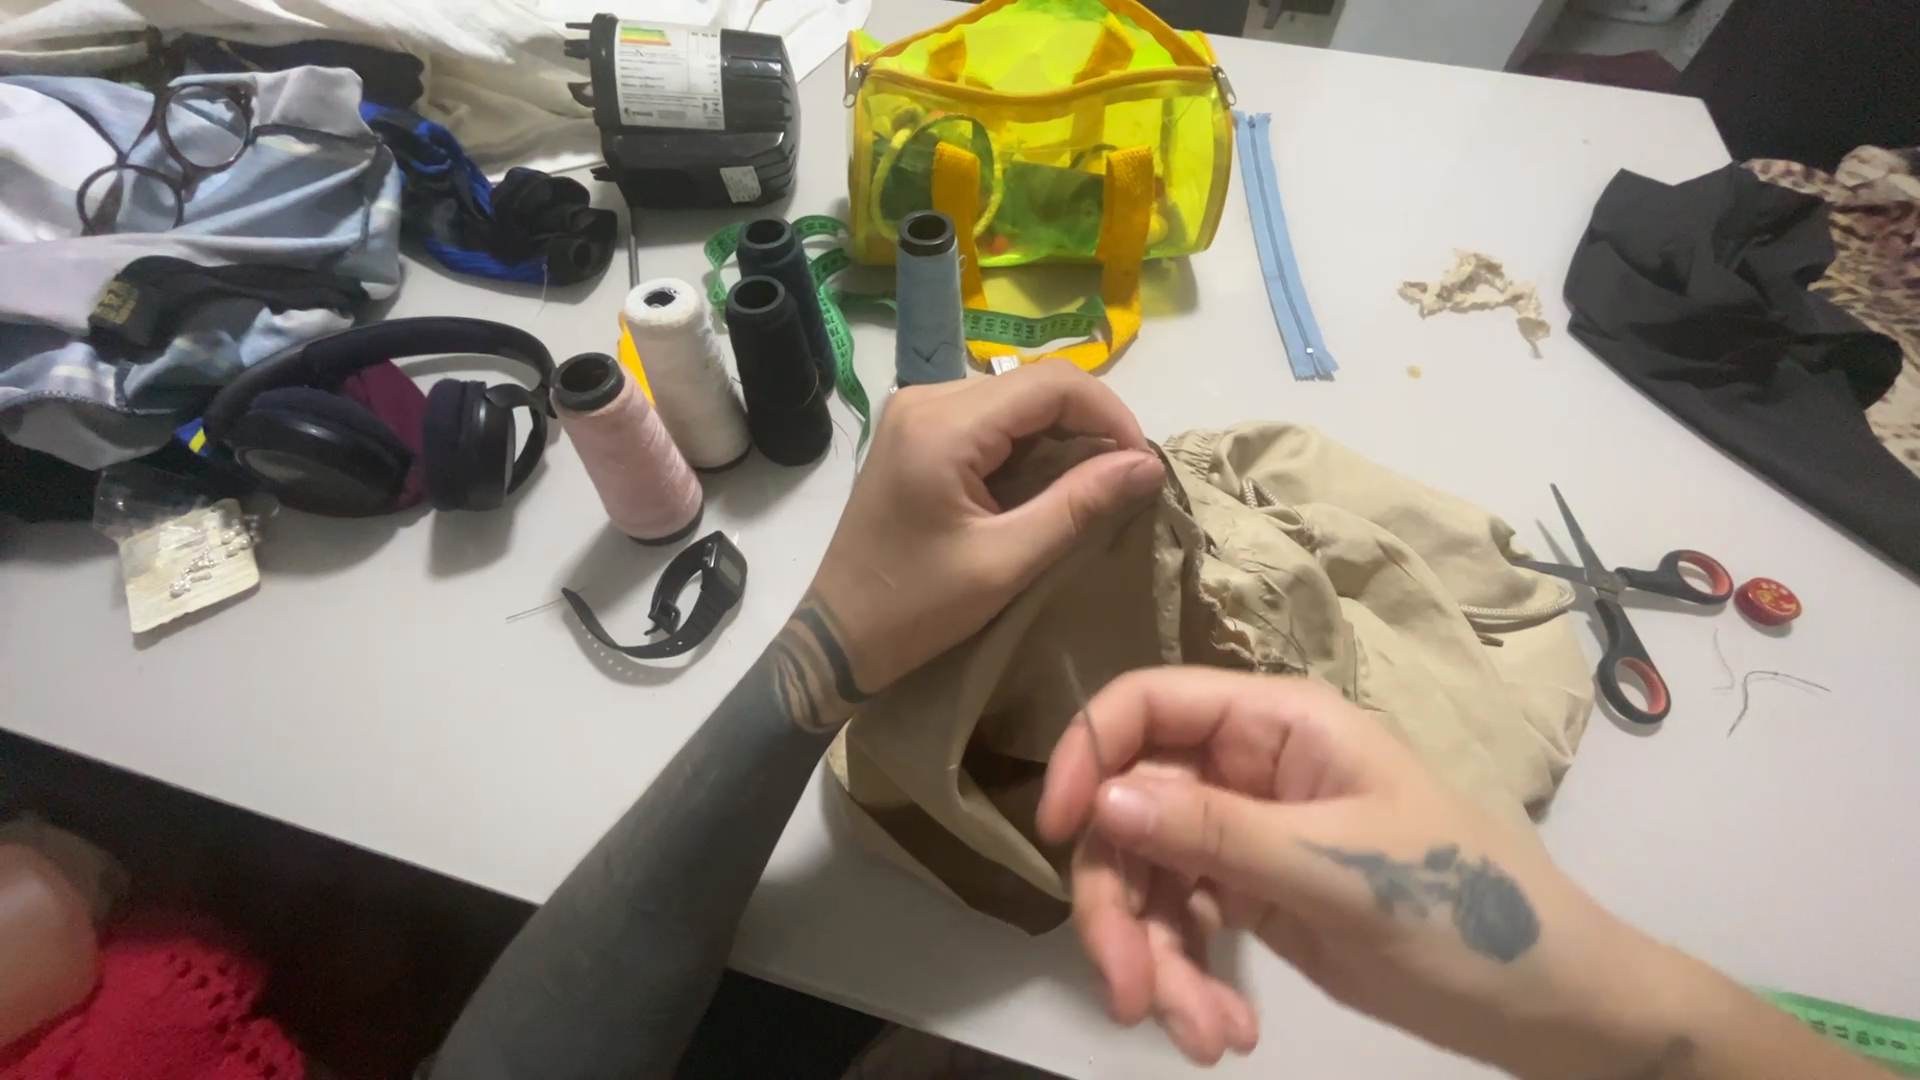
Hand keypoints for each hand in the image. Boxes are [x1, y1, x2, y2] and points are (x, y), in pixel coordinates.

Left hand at [806, 360, 1163, 697]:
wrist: (838, 634)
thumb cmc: (917, 609)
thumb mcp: (1005, 564)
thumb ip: (1077, 507)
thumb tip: (1147, 465)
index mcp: (942, 425)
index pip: (1051, 384)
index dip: (1109, 414)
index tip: (1140, 464)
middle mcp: (924, 399)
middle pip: (1031, 385)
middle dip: (1086, 425)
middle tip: (1119, 478)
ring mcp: (913, 412)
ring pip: (1012, 399)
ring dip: (1057, 435)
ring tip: (1086, 485)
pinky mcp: (913, 432)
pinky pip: (985, 419)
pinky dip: (1023, 444)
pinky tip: (1039, 483)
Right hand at [1036, 668, 1682, 1076]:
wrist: (1560, 1014)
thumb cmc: (1471, 911)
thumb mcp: (1342, 871)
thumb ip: (1217, 832)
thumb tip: (1102, 803)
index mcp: (1271, 724)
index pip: (1147, 705)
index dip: (1089, 752)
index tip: (1057, 829)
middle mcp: (1241, 766)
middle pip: (1131, 809)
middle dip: (1120, 902)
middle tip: (1127, 992)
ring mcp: (1239, 830)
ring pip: (1147, 875)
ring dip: (1154, 957)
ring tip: (1199, 1037)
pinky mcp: (1244, 890)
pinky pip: (1180, 921)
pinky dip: (1186, 978)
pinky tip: (1227, 1032)